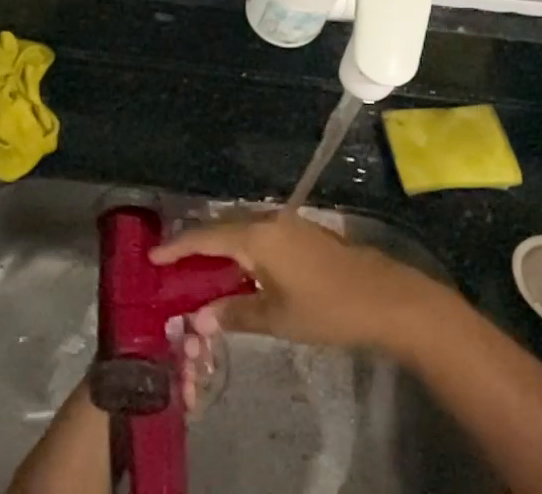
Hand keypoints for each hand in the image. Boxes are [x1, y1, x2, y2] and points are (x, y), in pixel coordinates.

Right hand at [150, 212, 447, 349]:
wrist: (390, 300)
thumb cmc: (328, 309)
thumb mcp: (276, 318)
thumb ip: (234, 314)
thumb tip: (200, 319)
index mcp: (256, 237)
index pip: (205, 238)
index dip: (176, 247)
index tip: (151, 256)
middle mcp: (269, 222)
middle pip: (222, 230)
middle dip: (196, 247)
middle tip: (172, 266)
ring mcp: (290, 225)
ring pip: (243, 233)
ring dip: (221, 249)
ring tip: (200, 270)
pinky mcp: (306, 235)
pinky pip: (261, 237)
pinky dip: (243, 252)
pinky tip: (240, 272)